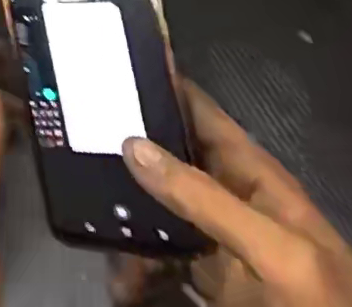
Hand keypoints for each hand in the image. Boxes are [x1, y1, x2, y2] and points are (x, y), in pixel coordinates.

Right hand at [116, 80, 351, 306]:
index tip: (102, 67)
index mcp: (250, 174)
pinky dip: (134, 268)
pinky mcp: (208, 282)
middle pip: (162, 156)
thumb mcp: (278, 254)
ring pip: (152, 209)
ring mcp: (216, 242)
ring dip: (122, 220)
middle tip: (73, 148)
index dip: (154, 83)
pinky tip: (120, 283)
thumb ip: (205, 198)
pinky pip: (157, 260)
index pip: (195, 109)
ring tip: (98, 236)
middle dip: (120, 153)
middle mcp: (226, 197)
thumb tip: (131, 143)